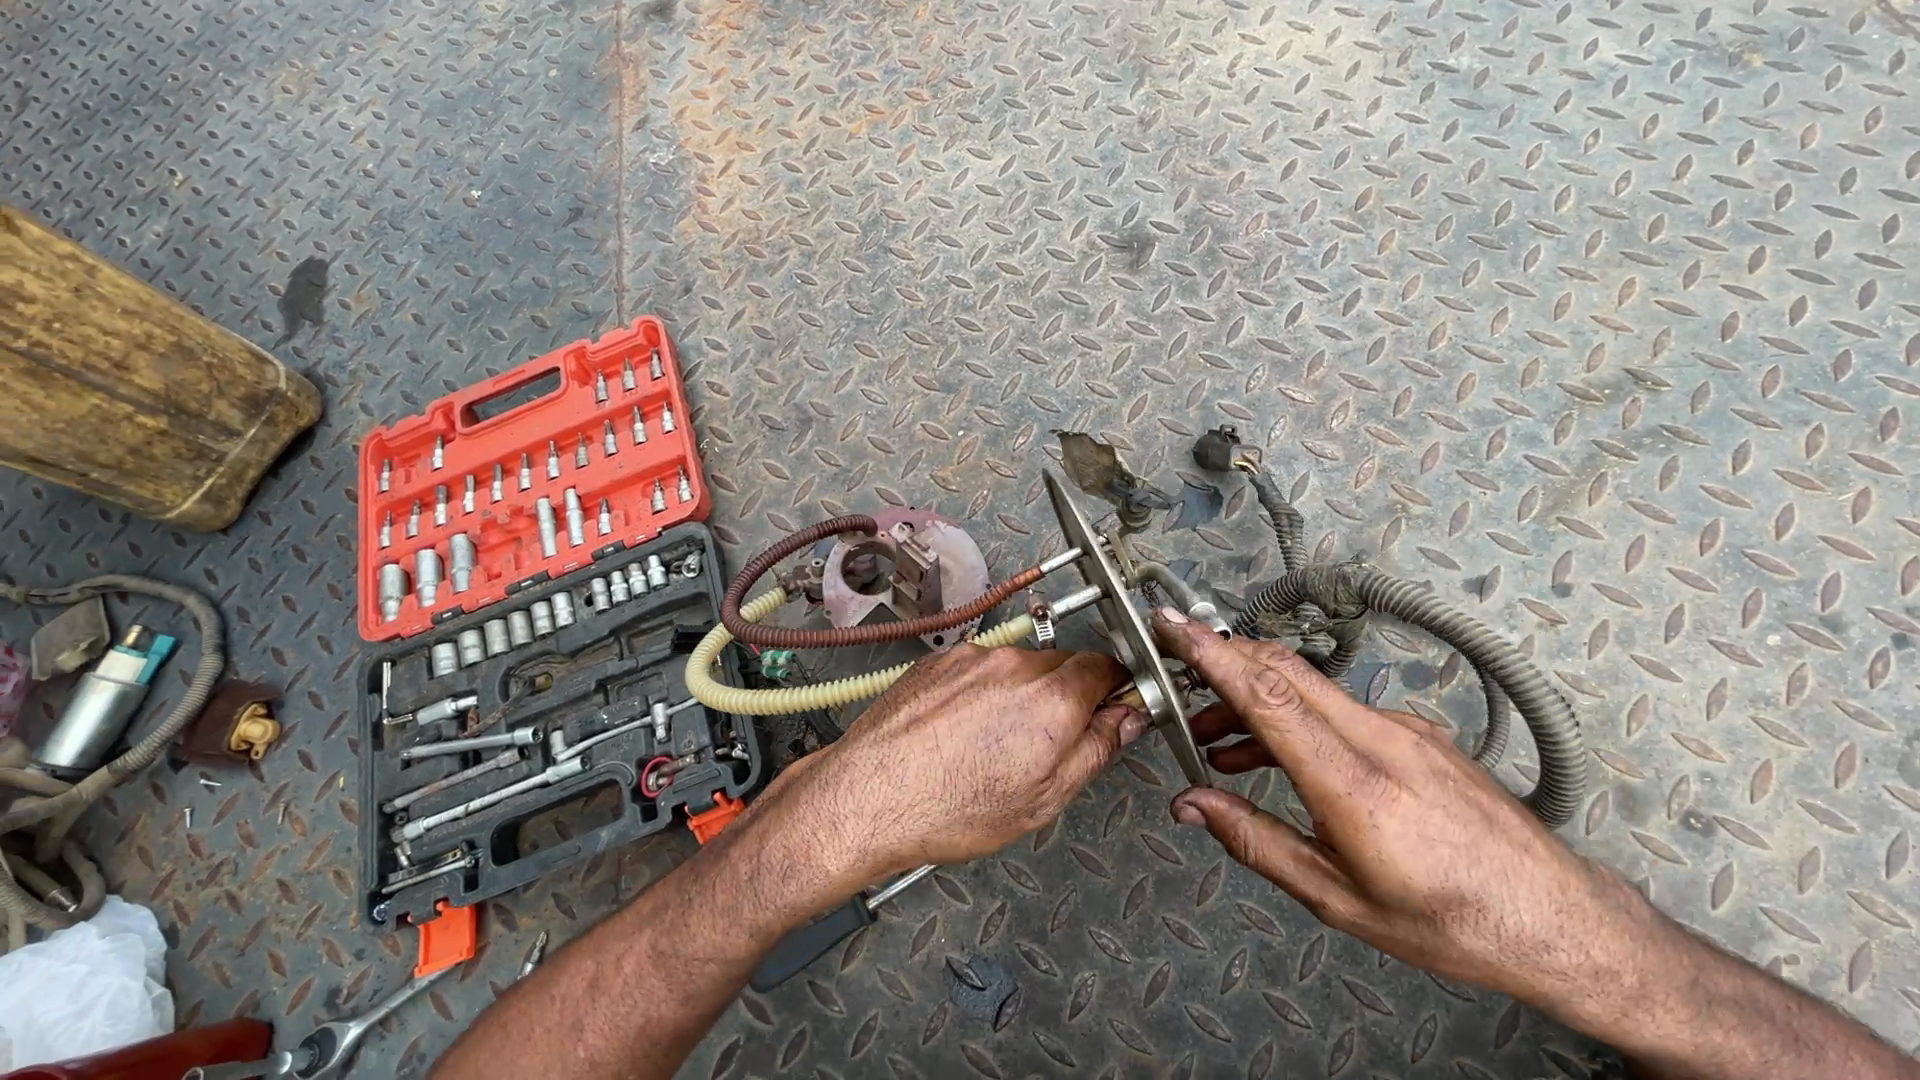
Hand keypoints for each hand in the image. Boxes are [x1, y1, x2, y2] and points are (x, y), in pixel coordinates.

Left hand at [784, 645, 1144, 881]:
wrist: (869, 796)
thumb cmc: (948, 808)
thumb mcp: (1044, 799)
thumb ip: (1096, 750)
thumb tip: (1125, 720)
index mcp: (1051, 699)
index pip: (1105, 667)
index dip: (1112, 689)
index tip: (1109, 707)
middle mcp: (1014, 665)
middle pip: (1062, 665)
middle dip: (1065, 697)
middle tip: (1045, 742)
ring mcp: (972, 658)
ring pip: (1018, 667)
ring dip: (1020, 694)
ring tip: (992, 744)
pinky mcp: (940, 661)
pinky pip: (979, 668)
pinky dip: (982, 691)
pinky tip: (963, 732)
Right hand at [1152, 609, 1655, 1010]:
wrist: (1559, 921)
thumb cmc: (1451, 921)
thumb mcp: (1337, 899)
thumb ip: (1254, 841)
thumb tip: (1191, 804)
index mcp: (1356, 787)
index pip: (1270, 697)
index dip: (1213, 656)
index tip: (1172, 626)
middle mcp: (1381, 740)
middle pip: (1283, 670)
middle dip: (1221, 667)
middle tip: (1178, 690)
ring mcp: (1404, 730)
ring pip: (1308, 688)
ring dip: (1252, 699)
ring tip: (1215, 745)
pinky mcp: (1418, 733)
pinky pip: (1338, 707)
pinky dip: (1292, 717)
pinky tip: (1274, 757)